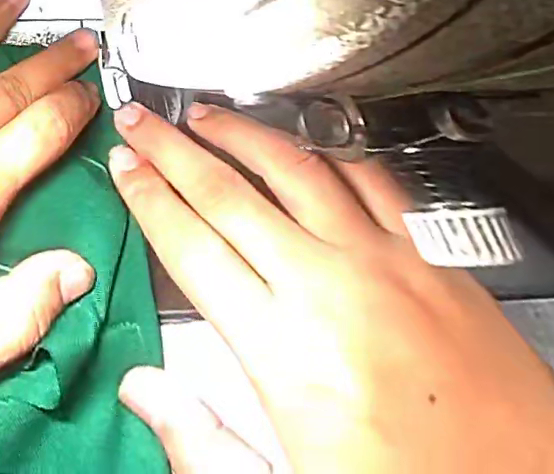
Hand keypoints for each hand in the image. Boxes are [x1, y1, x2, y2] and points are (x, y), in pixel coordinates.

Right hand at [108, 102, 553, 473]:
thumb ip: (204, 444)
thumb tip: (140, 389)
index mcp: (286, 353)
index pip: (191, 247)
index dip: (148, 197)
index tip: (123, 165)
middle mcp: (329, 290)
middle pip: (226, 194)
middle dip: (170, 147)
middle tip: (138, 118)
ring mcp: (384, 262)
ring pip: (292, 169)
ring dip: (239, 133)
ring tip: (204, 113)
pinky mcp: (430, 254)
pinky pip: (369, 178)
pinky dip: (327, 150)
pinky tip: (304, 139)